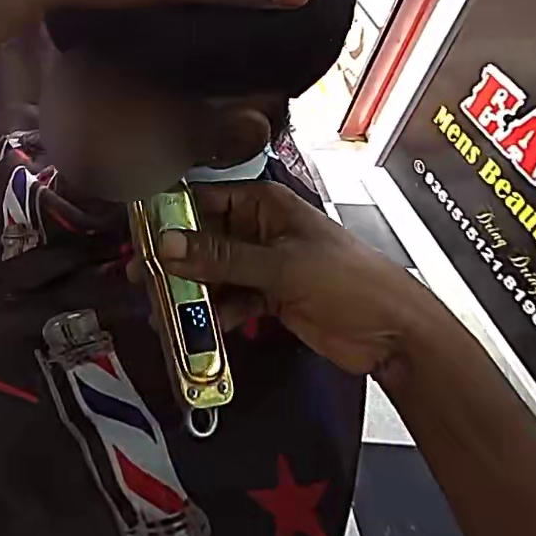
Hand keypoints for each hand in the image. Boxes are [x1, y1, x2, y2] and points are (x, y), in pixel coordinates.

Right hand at [155, 181, 441, 377]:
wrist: (396, 334)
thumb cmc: (345, 281)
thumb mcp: (279, 265)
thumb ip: (221, 257)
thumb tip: (166, 245)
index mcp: (262, 204)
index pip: (204, 200)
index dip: (171, 215)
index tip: (139, 235)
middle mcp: (256, 228)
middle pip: (203, 238)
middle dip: (175, 258)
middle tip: (139, 275)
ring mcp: (261, 263)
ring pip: (213, 271)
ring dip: (190, 289)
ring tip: (159, 307)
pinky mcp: (268, 295)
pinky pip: (230, 298)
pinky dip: (214, 313)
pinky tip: (197, 329)